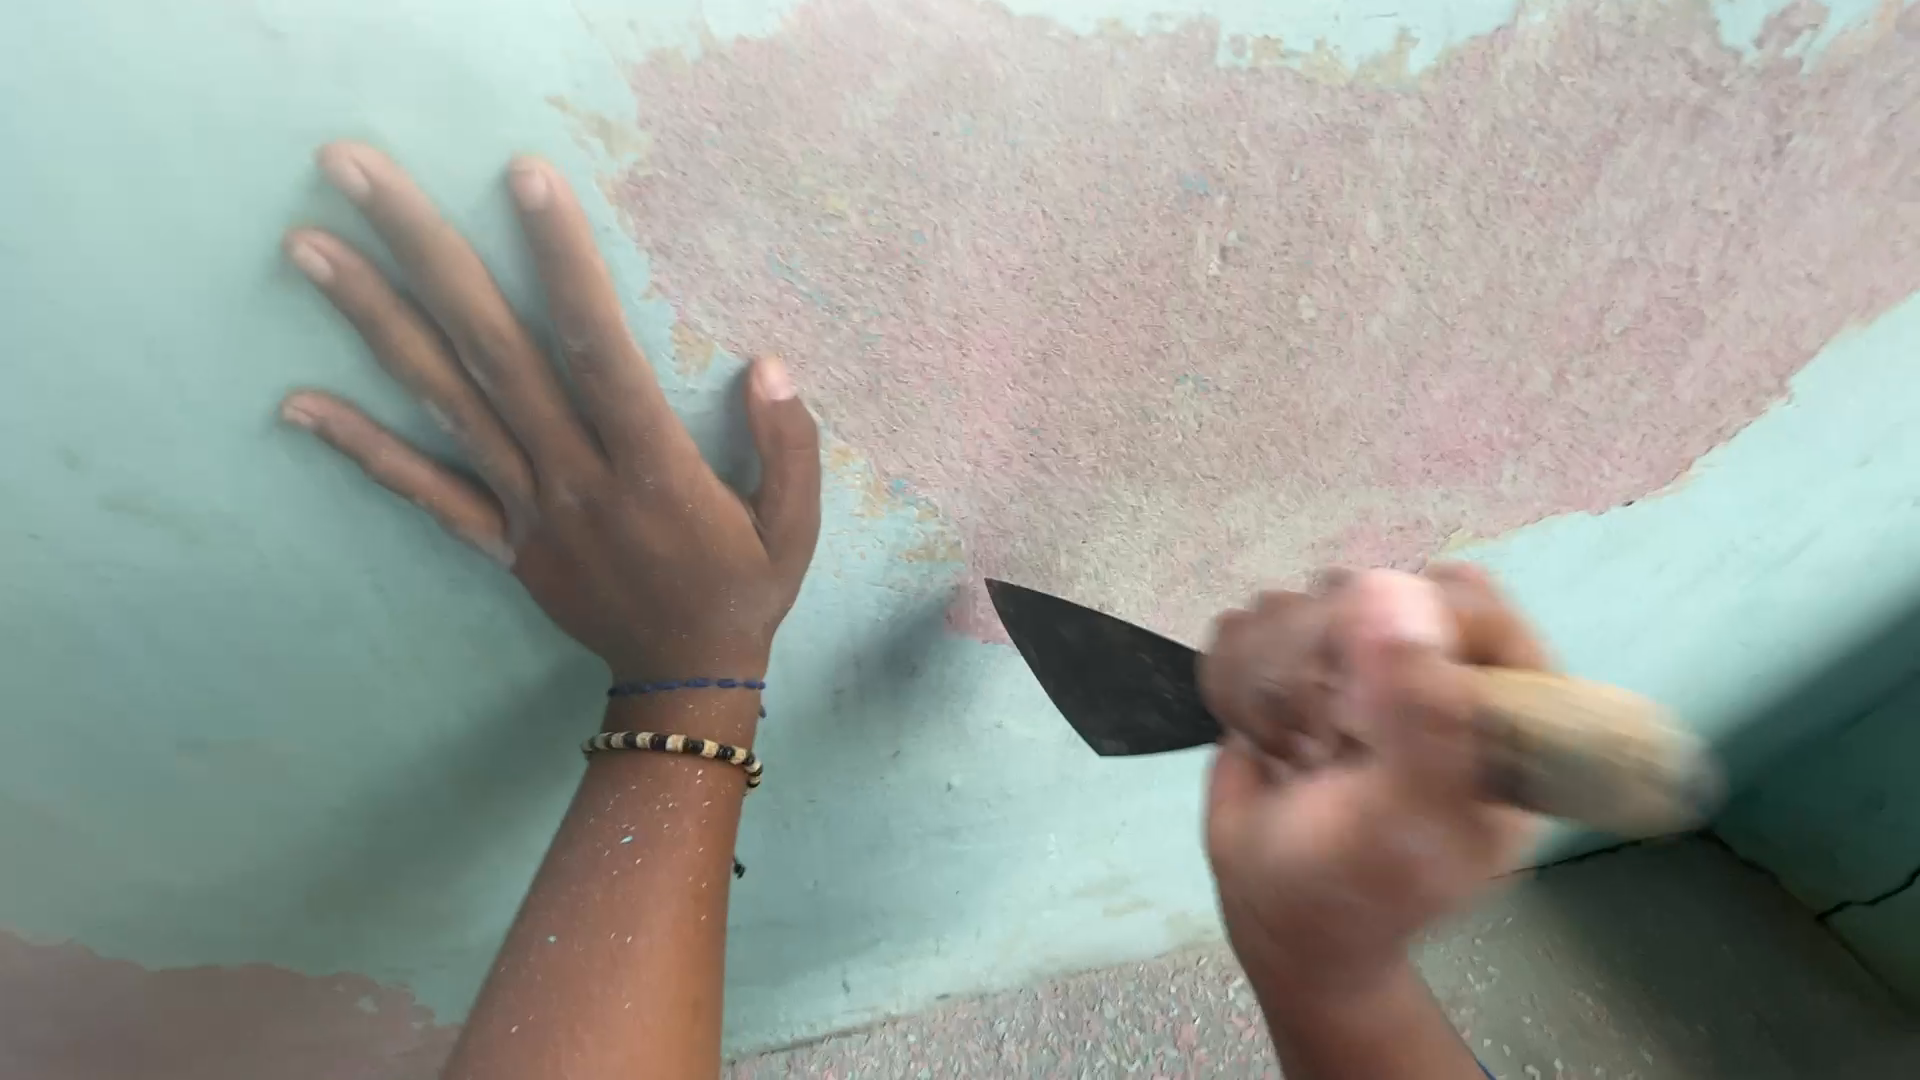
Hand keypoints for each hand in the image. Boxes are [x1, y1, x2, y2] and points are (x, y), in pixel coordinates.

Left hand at [279, 142, 819, 685]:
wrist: (688, 674)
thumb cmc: (747, 590)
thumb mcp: (797, 525)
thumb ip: (789, 446)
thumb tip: (768, 366)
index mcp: (655, 470)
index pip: (603, 351)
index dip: (567, 265)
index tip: (526, 180)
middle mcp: (579, 479)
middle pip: (500, 358)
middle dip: (431, 258)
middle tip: (355, 169)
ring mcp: (533, 511)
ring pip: (450, 410)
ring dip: (379, 326)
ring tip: (309, 246)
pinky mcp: (507, 543)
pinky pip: (429, 496)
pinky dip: (365, 451)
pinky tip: (301, 406)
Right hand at [1199, 565, 1544, 1003]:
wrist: (1270, 908)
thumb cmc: (1352, 885)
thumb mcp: (1403, 820)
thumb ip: (1418, 712)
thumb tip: (1392, 585)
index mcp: (1495, 703)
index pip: (1464, 601)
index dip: (1406, 632)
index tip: (1363, 695)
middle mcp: (1424, 668)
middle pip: (1362, 590)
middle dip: (1322, 672)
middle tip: (1327, 745)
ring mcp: (1348, 661)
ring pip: (1291, 605)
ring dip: (1271, 684)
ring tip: (1293, 750)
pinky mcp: (1283, 664)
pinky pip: (1244, 628)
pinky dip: (1236, 683)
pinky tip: (1258, 736)